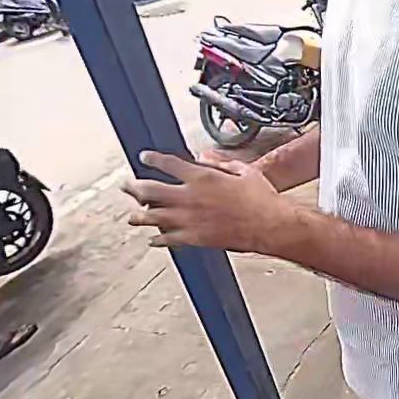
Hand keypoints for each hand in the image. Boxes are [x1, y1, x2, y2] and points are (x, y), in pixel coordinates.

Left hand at [124, 149, 301, 252]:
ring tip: (132, 217)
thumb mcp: (246, 172)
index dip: (152, 159)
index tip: (145, 158)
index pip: (167, 164)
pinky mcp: (195, 238)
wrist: (272, 225)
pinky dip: (158, 240)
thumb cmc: (263, 200)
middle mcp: (189, 196)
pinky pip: (168, 239)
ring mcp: (189, 218)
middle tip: (126, 186)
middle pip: (148, 190)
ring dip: (139, 216)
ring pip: (152, 216)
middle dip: (133, 187)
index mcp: (202, 177)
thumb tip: (206, 157)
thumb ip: (223, 163)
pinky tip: (153, 241)